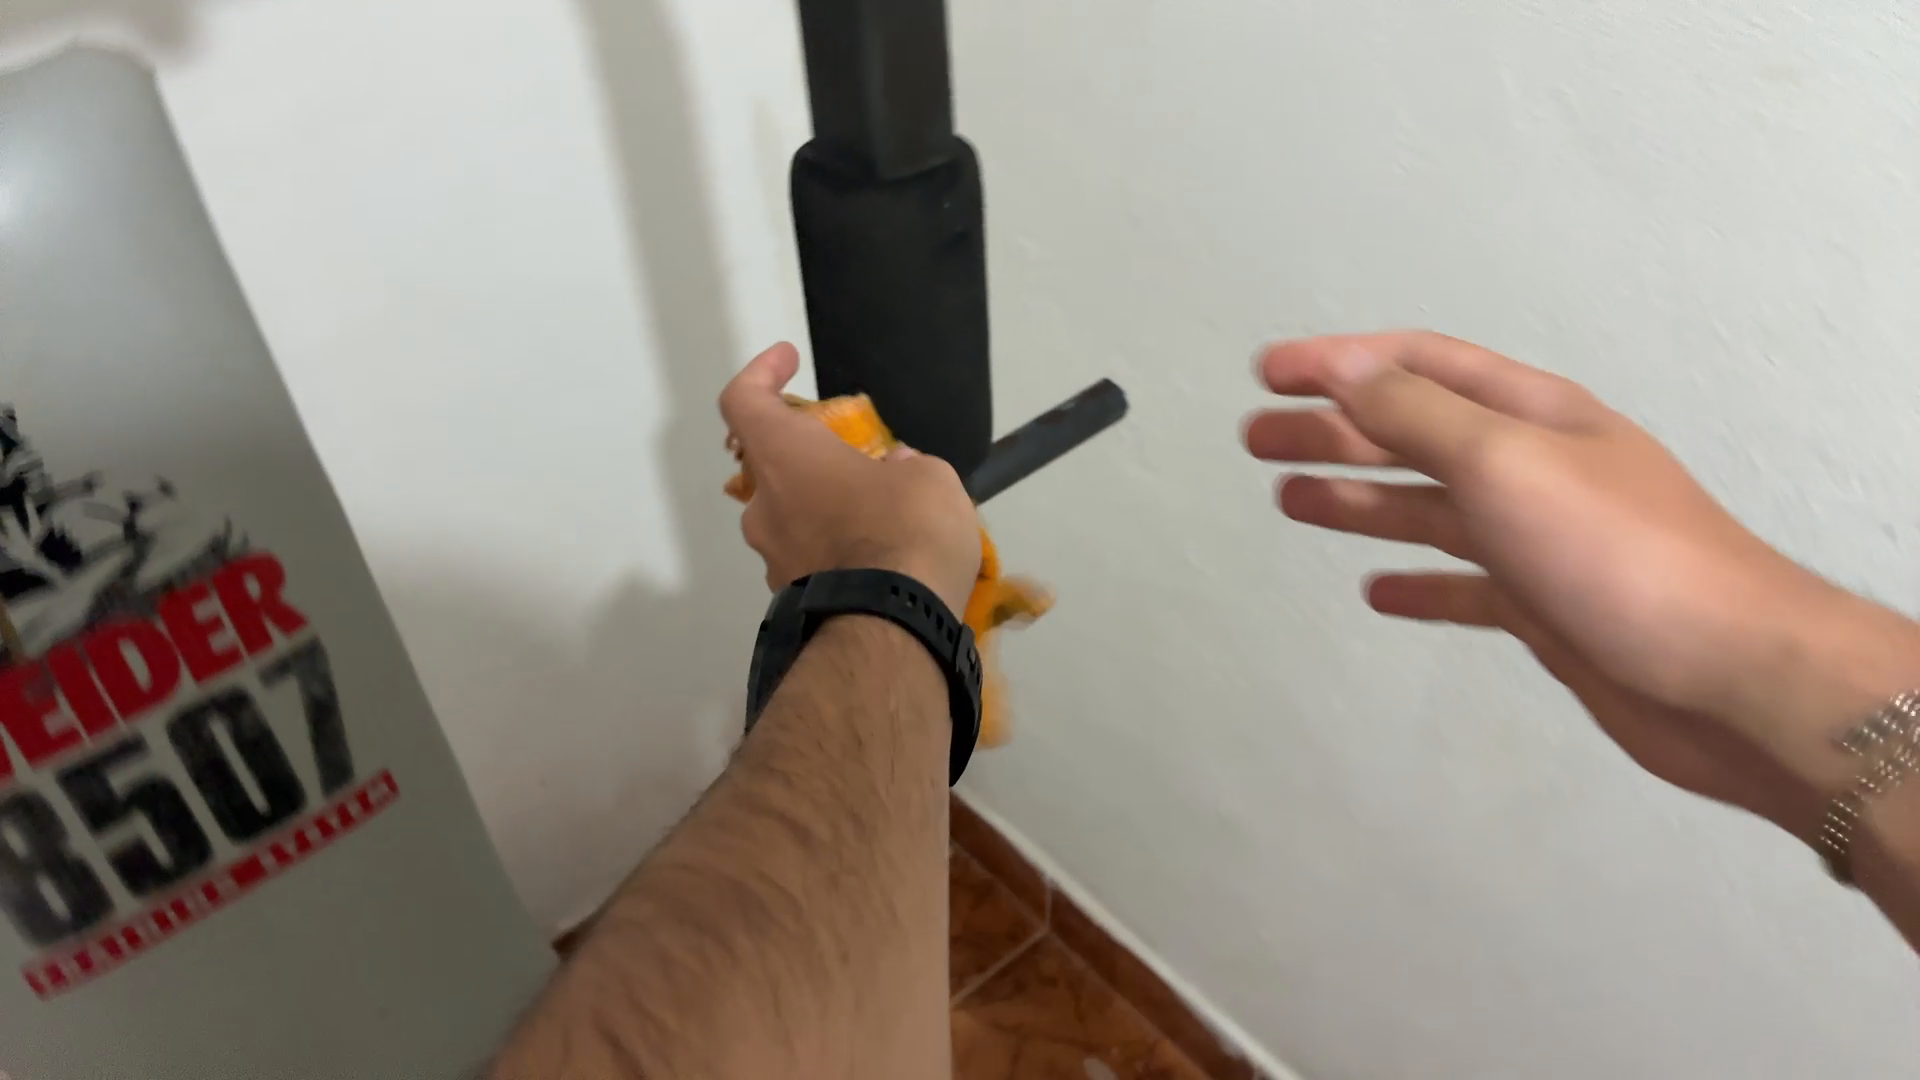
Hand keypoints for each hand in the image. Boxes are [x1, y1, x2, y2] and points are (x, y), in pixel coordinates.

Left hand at [720, 343, 980, 614]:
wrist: (894, 631)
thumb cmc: (908, 532)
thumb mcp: (930, 479)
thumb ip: (906, 467)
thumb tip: (895, 474)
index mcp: (786, 460)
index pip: (743, 400)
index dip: (762, 372)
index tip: (789, 361)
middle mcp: (764, 507)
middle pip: (774, 466)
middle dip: (816, 459)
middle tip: (866, 465)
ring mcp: (773, 560)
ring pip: (793, 518)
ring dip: (828, 510)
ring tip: (886, 524)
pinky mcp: (789, 601)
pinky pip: (810, 561)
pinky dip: (836, 553)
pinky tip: (881, 565)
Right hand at [1244, 331, 1910, 822]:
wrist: (1729, 679)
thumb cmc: (1612, 552)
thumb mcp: (1501, 460)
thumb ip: (1416, 415)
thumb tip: (1347, 373)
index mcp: (1524, 415)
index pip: (1413, 368)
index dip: (1337, 362)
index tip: (1270, 371)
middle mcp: (1525, 466)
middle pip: (1406, 435)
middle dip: (1328, 430)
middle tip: (1258, 437)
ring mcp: (1529, 536)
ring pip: (1420, 506)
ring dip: (1353, 498)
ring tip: (1288, 498)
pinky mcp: (1533, 601)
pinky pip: (1456, 584)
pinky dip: (1415, 584)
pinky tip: (1378, 592)